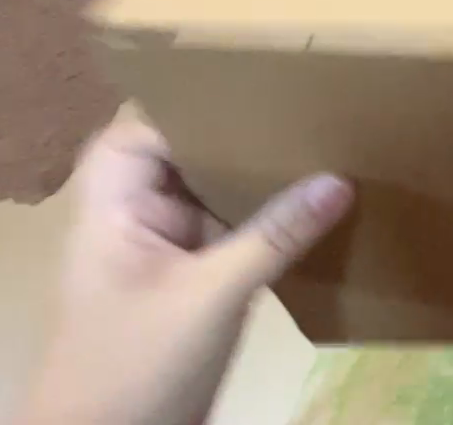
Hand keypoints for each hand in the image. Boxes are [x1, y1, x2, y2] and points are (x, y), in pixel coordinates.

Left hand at [12, 116, 353, 424]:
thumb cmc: (131, 368)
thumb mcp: (208, 298)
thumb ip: (274, 237)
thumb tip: (340, 181)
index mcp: (112, 223)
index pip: (129, 144)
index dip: (175, 109)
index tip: (244, 84)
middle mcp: (138, 233)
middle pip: (180, 163)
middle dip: (236, 133)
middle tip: (302, 102)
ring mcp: (169, 261)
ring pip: (216, 198)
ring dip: (262, 175)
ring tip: (321, 140)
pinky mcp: (200, 288)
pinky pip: (242, 232)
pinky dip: (276, 214)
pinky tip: (319, 203)